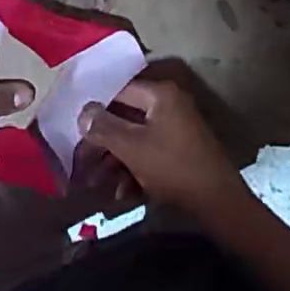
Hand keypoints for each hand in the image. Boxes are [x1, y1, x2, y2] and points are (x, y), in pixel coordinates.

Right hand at [79, 80, 248, 218]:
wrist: (214, 198)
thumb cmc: (171, 165)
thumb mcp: (132, 147)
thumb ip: (104, 127)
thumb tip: (84, 111)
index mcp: (161, 94)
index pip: (119, 92)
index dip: (95, 112)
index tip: (75, 133)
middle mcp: (169, 104)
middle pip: (125, 116)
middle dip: (102, 143)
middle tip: (81, 165)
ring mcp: (176, 126)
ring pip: (135, 138)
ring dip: (114, 160)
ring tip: (95, 183)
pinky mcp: (178, 148)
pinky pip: (149, 152)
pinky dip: (133, 168)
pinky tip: (122, 192)